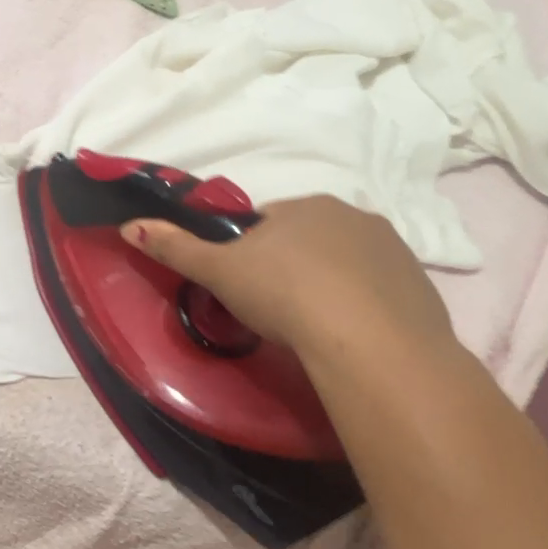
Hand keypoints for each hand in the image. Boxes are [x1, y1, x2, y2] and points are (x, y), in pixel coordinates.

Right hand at [121, 196, 455, 359]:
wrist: (371, 343)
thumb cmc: (284, 295)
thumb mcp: (217, 272)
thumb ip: (174, 247)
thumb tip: (130, 225)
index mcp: (303, 205)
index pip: (263, 222)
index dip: (244, 252)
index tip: (239, 282)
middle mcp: (352, 215)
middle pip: (302, 238)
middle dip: (284, 265)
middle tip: (266, 305)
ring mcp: (392, 247)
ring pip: (339, 261)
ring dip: (321, 282)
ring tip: (305, 323)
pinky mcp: (417, 282)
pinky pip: (372, 286)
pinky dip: (354, 302)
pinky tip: (340, 330)